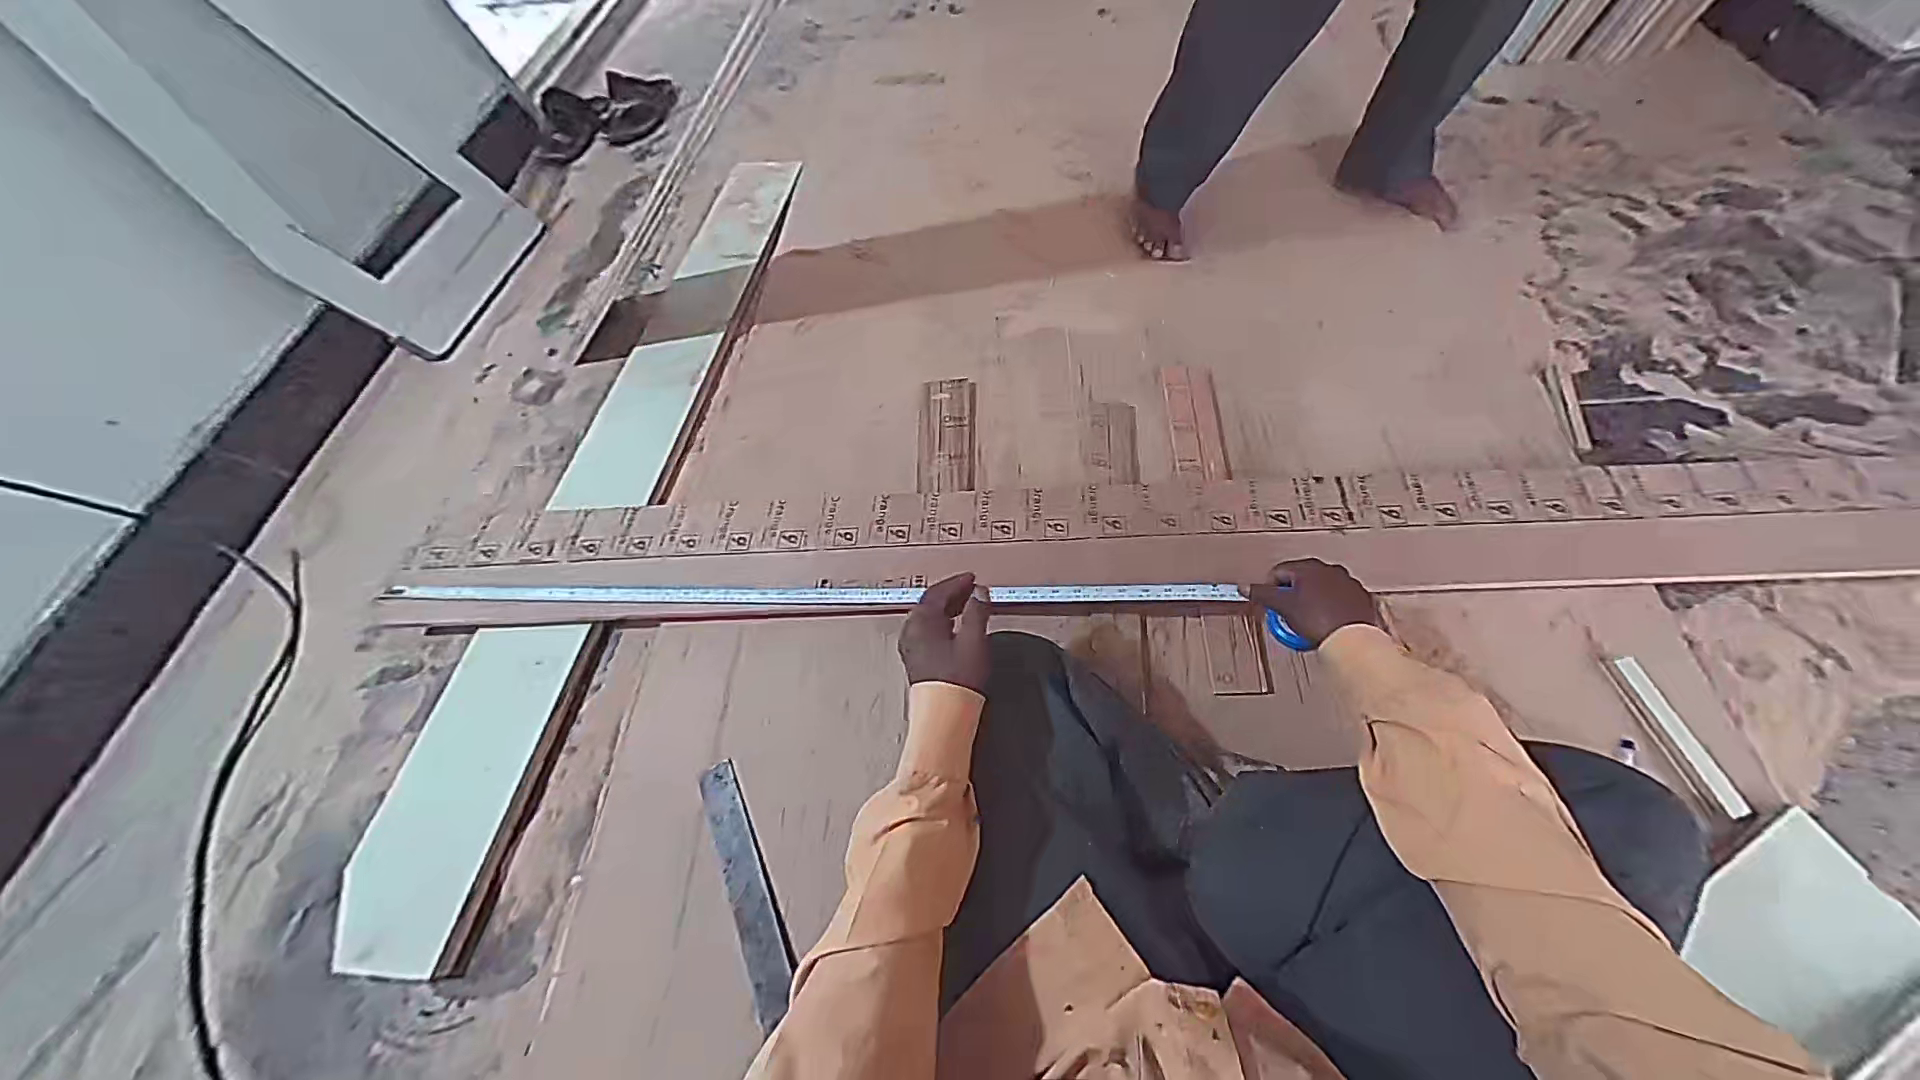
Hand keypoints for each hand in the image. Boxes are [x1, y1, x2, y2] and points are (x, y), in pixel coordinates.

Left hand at [898, 572, 992, 691]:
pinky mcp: (916, 661)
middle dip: (951, 594)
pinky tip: (954, 628)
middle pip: (930, 603)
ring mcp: (911, 647)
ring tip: (966, 606)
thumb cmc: (956, 679)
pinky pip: (927, 632)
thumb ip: (977, 611)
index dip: (956, 582)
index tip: (970, 578)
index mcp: (921, 621)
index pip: (937, 592)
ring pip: (928, 618)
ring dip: (947, 608)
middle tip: (970, 589)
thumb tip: (979, 593)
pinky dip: (942, 623)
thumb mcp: (974, 639)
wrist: (944, 715)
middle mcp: (911, 631)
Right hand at [1244, 559, 1380, 646]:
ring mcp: (1347, 582)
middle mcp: (1329, 569)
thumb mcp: (1281, 606)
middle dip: (1291, 596)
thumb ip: (1261, 594)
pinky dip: (1328, 607)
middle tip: (1287, 614)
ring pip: (1319, 589)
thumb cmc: (1317, 619)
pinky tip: (1325, 621)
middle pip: (1299, 580)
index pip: (1278, 572)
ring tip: (1306, 621)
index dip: (1271, 590)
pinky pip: (1337, 599)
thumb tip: (1245, 587)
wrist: (1350, 640)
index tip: (1272, 604)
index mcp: (1308, 567)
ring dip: (1309, 602)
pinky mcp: (1360, 598)